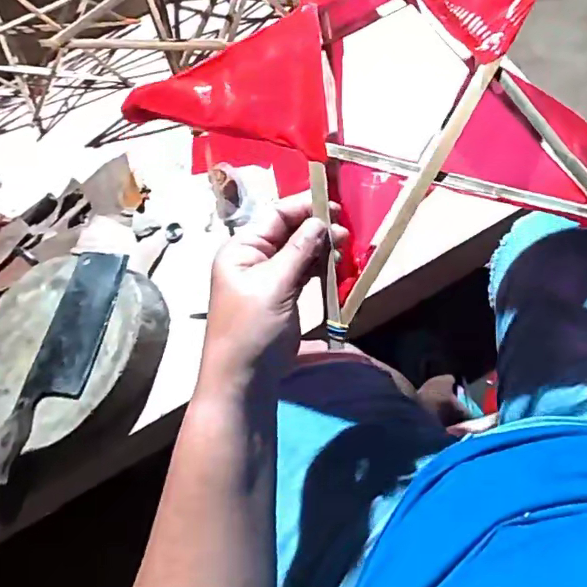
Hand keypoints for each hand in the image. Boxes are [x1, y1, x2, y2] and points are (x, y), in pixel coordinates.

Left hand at [205, 193, 345, 388]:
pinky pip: (306, 268)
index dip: (304, 206)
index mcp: (242, 249)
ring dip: (323, 246)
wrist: (245, 379)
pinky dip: (322, 264)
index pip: (275, 215)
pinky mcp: (285, 291)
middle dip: (318, 227)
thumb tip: (320, 221)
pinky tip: (337, 264)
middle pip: (290, 229)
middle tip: (345, 233)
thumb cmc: (251, 329)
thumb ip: (299, 251)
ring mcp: (270, 274)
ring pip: (302, 248)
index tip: (334, 207)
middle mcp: (255, 257)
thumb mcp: (274, 286)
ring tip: (345, 247)